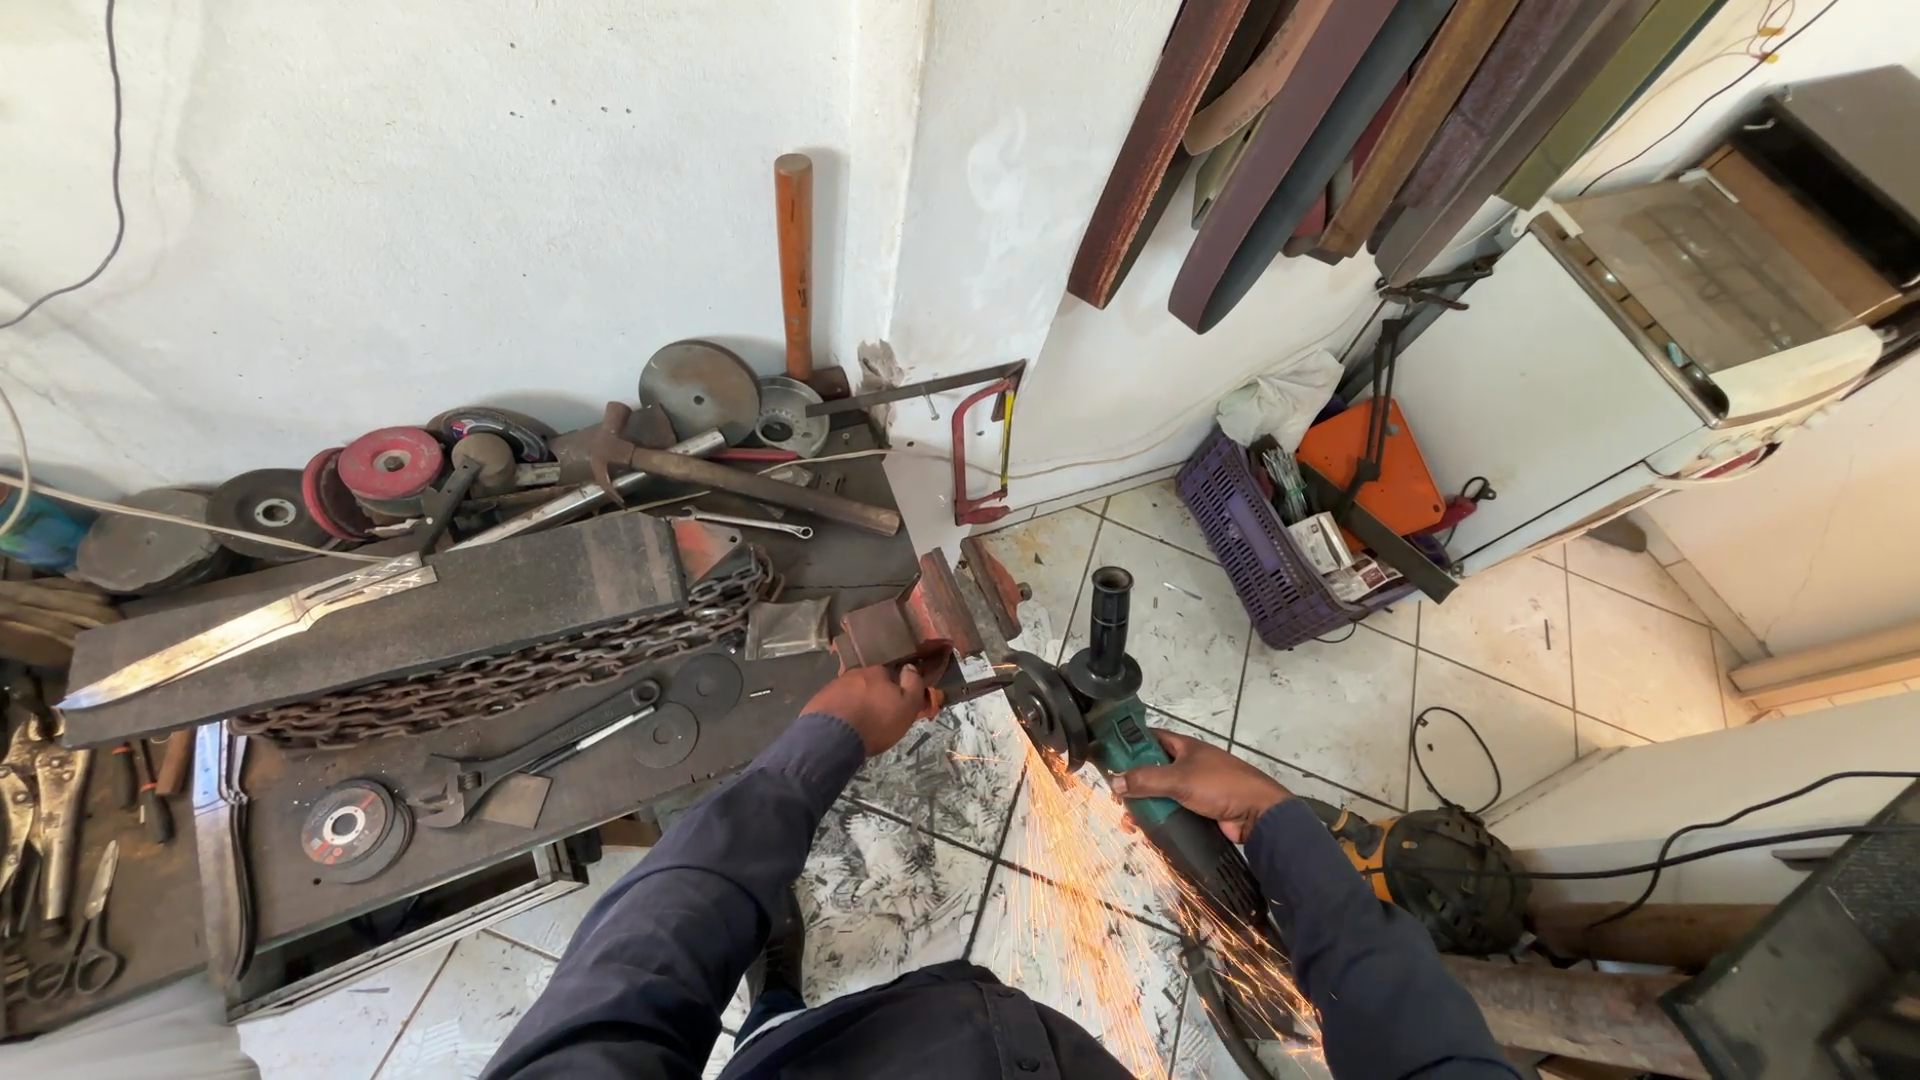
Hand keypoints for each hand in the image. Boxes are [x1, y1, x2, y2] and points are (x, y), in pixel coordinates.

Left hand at [802, 664, 936, 756]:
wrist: (832, 737)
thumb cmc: (876, 721)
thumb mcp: (907, 706)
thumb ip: (913, 685)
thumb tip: (911, 667)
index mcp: (878, 672)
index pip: (890, 676)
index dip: (894, 690)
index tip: (895, 705)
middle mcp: (855, 673)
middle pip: (868, 683)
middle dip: (872, 696)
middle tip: (876, 716)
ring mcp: (834, 685)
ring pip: (850, 692)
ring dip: (855, 703)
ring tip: (858, 723)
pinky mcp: (818, 700)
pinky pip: (834, 704)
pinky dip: (840, 712)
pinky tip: (842, 726)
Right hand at [1109, 729, 1290, 841]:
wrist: (1260, 816)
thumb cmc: (1221, 785)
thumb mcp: (1180, 779)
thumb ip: (1146, 779)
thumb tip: (1114, 781)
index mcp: (1183, 747)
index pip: (1149, 738)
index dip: (1129, 744)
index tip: (1108, 758)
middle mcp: (1187, 764)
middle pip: (1151, 770)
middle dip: (1132, 784)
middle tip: (1117, 799)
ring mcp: (1193, 788)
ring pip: (1160, 794)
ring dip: (1143, 807)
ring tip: (1129, 823)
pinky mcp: (1199, 810)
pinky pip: (1172, 812)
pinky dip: (1159, 820)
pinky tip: (1147, 833)